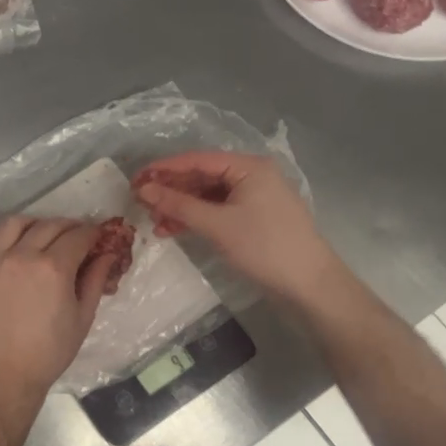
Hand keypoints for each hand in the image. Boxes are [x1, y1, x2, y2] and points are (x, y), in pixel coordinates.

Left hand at [0, 216, 118, 407]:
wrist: (5, 371)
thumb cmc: (50, 351)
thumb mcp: (82, 318)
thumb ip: (95, 281)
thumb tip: (107, 255)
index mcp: (53, 268)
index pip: (77, 236)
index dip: (92, 233)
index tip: (98, 236)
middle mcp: (23, 255)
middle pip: (50, 226)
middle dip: (70, 226)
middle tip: (78, 236)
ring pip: (17, 223)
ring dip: (36, 223)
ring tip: (46, 233)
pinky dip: (7, 231)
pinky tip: (17, 240)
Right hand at [133, 152, 351, 309]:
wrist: (310, 286)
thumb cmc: (265, 247)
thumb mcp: (217, 225)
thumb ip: (178, 205)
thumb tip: (144, 189)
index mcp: (248, 167)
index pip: (196, 159)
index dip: (164, 169)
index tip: (135, 179)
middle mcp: (251, 175)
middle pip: (201, 176)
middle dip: (171, 191)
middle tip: (141, 204)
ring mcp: (253, 197)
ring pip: (207, 195)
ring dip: (180, 207)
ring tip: (156, 223)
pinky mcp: (253, 218)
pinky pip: (217, 210)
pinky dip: (196, 218)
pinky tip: (174, 230)